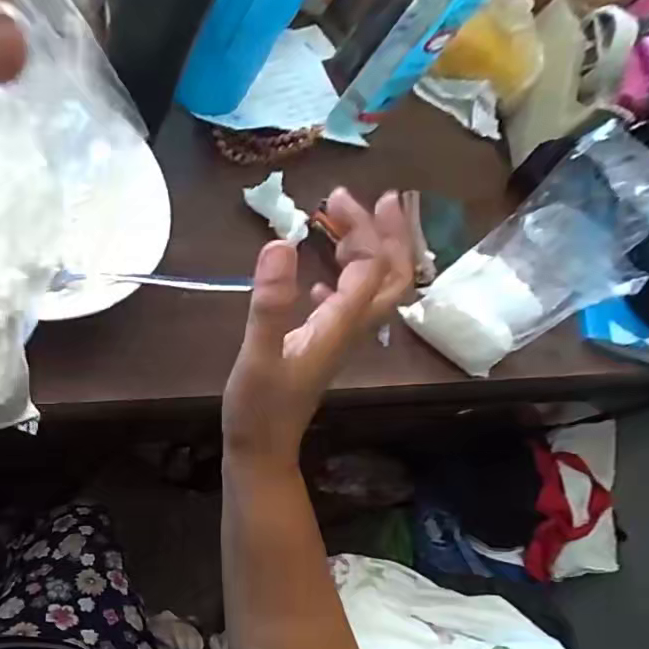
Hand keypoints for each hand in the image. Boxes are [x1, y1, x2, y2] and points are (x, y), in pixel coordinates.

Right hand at [222, 189, 413, 466]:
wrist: (261, 449)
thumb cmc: (258, 407)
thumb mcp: (258, 355)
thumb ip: (269, 303)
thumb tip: (279, 242)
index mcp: (339, 325)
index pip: (370, 266)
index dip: (362, 228)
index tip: (333, 199)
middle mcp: (348, 329)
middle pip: (390, 276)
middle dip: (387, 234)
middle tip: (371, 199)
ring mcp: (336, 340)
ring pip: (373, 290)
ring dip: (371, 253)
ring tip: (349, 225)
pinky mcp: (320, 349)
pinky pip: (347, 306)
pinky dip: (344, 281)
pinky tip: (319, 278)